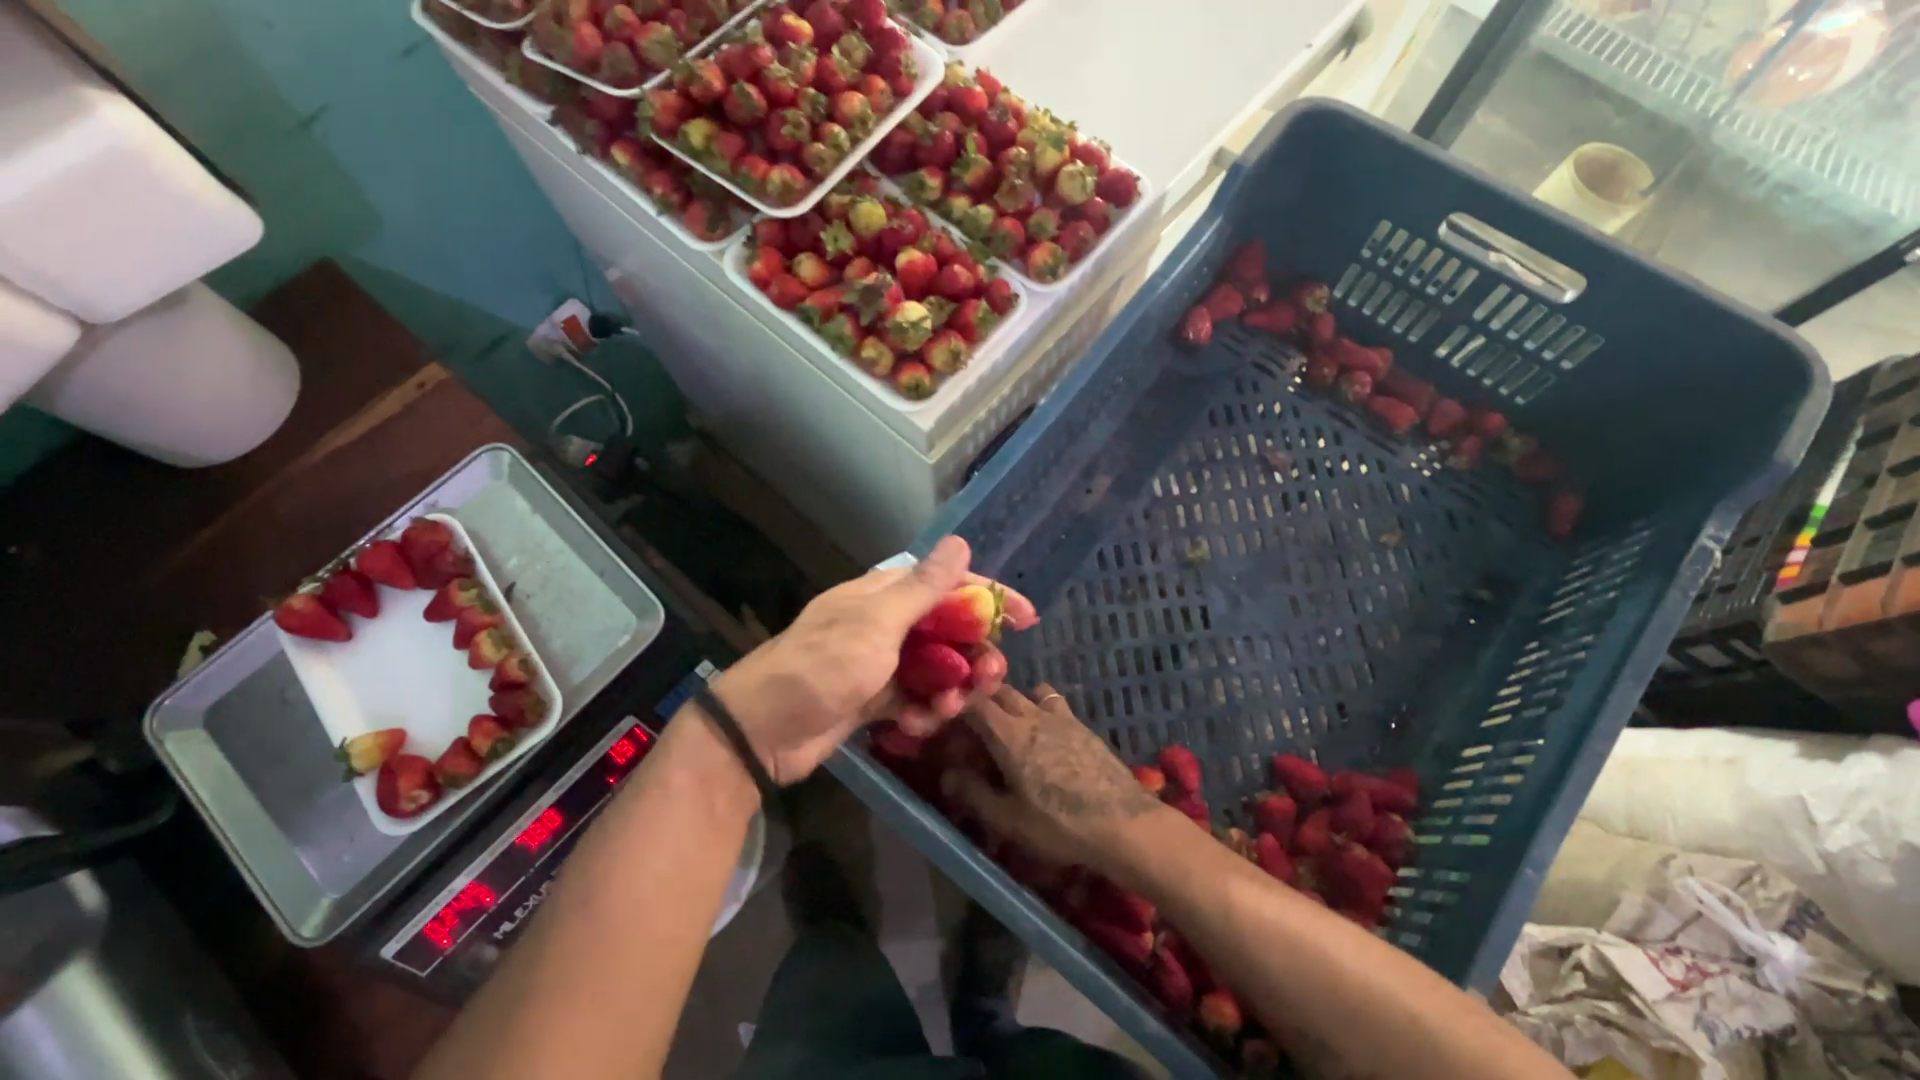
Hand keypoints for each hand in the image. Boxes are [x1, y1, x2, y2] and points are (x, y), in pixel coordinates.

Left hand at [708, 536, 1038, 785]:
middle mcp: (886, 624)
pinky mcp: (874, 700)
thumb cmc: (823, 666)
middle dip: (974, 657)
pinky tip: (911, 728)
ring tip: (944, 711)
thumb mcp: (877, 625)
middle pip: (951, 632)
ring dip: (950, 692)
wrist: (764, 730)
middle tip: (989, 679)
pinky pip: (915, 702)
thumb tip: (961, 541)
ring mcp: (880, 664)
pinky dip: (921, 714)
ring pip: (938, 671)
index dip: (991, 597)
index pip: (950, 584)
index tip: (1027, 618)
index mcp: (885, 595)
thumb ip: (924, 589)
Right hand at [945, 684, 1175, 873]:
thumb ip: (974, 794)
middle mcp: (1033, 716)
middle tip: (973, 725)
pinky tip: (1044, 735)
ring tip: (1010, 725)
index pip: (974, 703)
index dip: (956, 707)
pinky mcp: (1084, 727)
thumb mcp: (1008, 818)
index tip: (945, 720)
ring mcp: (1063, 718)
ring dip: (1016, 700)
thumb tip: (948, 775)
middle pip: (1002, 692)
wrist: (1123, 823)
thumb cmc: (1059, 824)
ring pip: (1031, 692)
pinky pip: (1055, 704)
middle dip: (983, 701)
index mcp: (1009, 734)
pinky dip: (1041, 709)